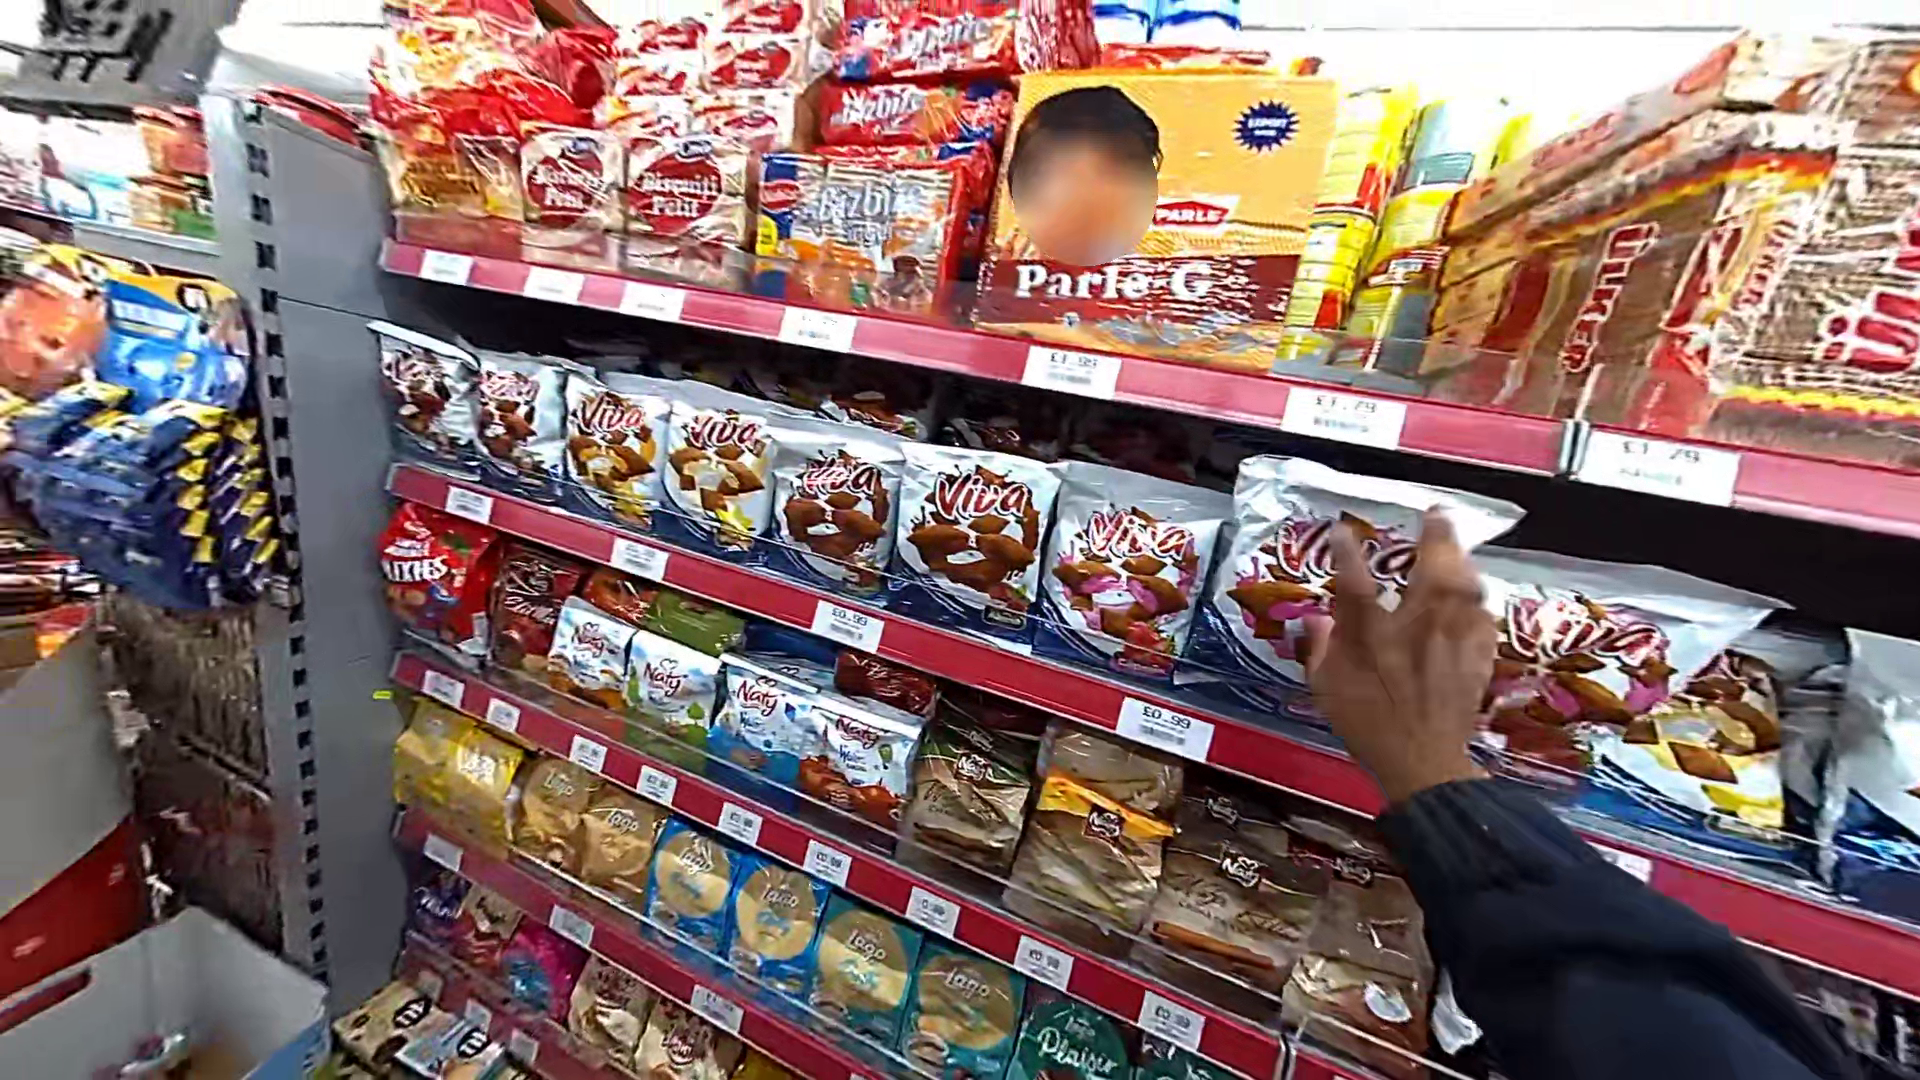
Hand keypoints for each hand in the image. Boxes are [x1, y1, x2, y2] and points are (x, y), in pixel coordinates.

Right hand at [1303, 509, 1493, 803]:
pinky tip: (1472, 594)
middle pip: (1432, 575)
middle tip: (1438, 513)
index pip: (1354, 584)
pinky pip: (1481, 617)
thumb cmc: (1364, 721)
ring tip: (1456, 547)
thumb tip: (1318, 615)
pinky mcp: (1477, 659)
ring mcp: (1453, 644)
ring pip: (1467, 590)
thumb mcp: (1324, 685)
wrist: (1421, 762)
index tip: (1340, 530)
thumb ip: (1322, 645)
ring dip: (1462, 562)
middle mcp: (1415, 632)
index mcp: (1371, 638)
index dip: (1346, 553)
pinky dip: (1475, 598)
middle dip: (1436, 539)